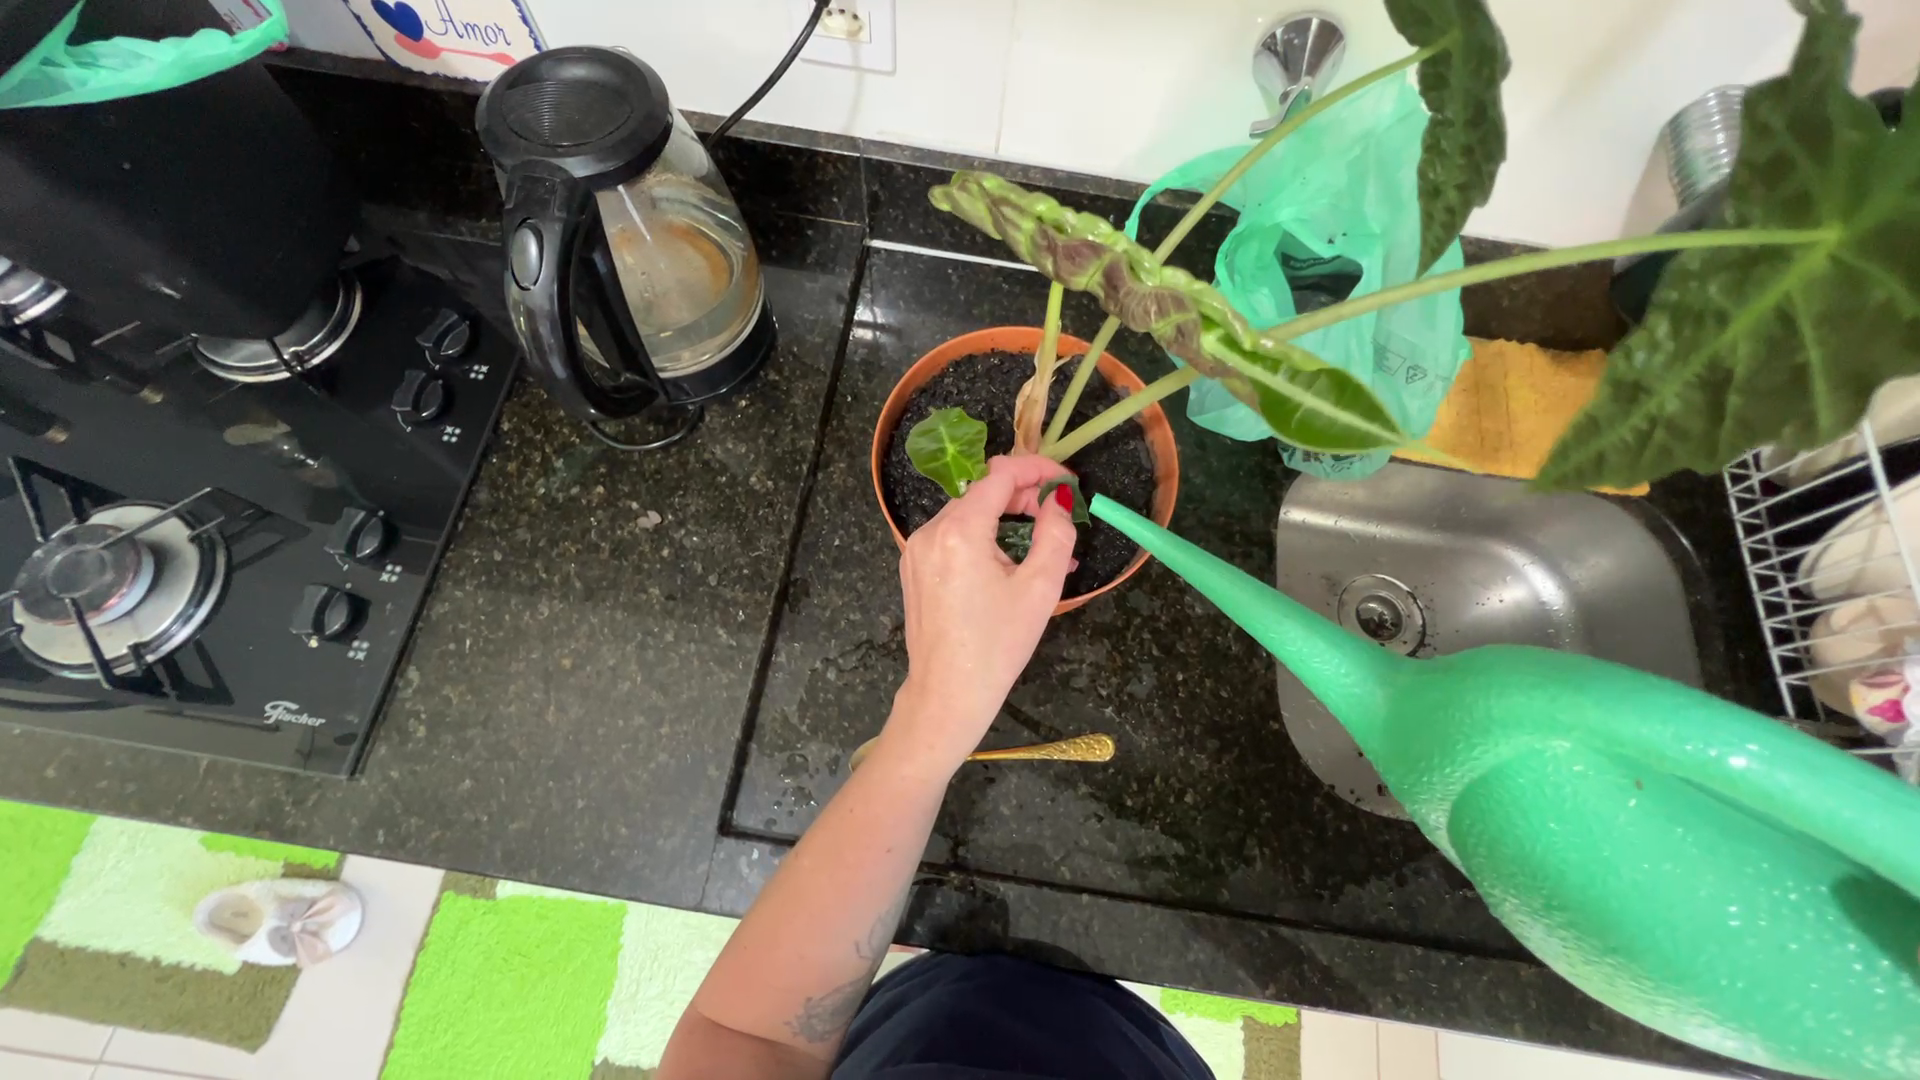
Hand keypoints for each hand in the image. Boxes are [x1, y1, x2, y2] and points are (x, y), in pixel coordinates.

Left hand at [885, 453, 1078, 773]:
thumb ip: (1056, 533)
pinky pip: (953, 538)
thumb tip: (1059, 500)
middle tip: (1059, 518)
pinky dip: (984, 539)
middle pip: (982, 492)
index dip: (1038, 468)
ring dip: (1006, 520)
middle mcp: (930, 531)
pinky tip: (1010, 564)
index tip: (1066, 482)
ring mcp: (917, 550)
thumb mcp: (1040, 588)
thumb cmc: (997, 645)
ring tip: (1043, 547)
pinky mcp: (914, 568)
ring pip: (968, 514)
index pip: (1000, 474)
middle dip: (1024, 497)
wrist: (947, 693)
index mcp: (959, 531)